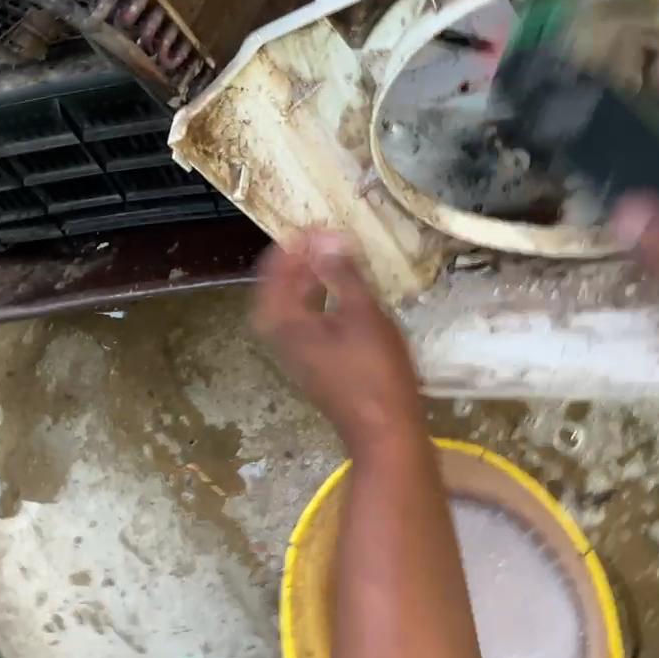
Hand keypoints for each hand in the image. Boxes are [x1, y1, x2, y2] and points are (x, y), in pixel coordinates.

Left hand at [253, 231, 425, 460]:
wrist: (384, 432)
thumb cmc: (374, 370)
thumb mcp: (361, 312)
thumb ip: (342, 272)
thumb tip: (327, 237)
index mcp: (282, 321)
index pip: (274, 269)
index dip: (293, 244)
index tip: (317, 225)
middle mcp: (279, 337)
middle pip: (277, 287)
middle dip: (298, 259)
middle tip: (323, 238)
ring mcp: (293, 354)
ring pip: (290, 305)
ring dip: (306, 279)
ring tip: (331, 258)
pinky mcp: (310, 364)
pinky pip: (302, 321)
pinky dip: (314, 300)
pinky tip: (340, 296)